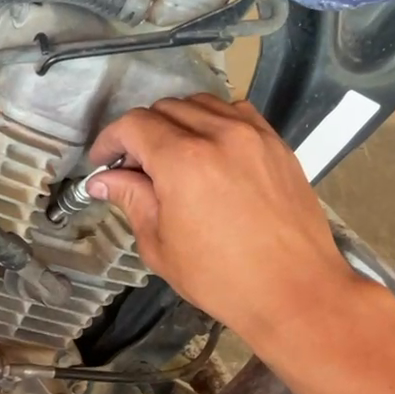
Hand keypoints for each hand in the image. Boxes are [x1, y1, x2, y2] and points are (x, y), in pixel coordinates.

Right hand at [87, 94, 361, 337]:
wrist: (292, 289)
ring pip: (200, 104)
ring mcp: (253, 134)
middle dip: (139, 133)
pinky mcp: (275, 143)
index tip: (101, 163)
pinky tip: (206, 152)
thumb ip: (131, 200)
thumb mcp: (159, 244)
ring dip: (174, 123)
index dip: (110, 140)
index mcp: (183, 161)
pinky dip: (211, 122)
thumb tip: (103, 180)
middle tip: (131, 168)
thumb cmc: (218, 277)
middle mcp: (219, 134)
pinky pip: (235, 113)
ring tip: (167, 158)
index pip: (134, 125)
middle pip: (165, 109)